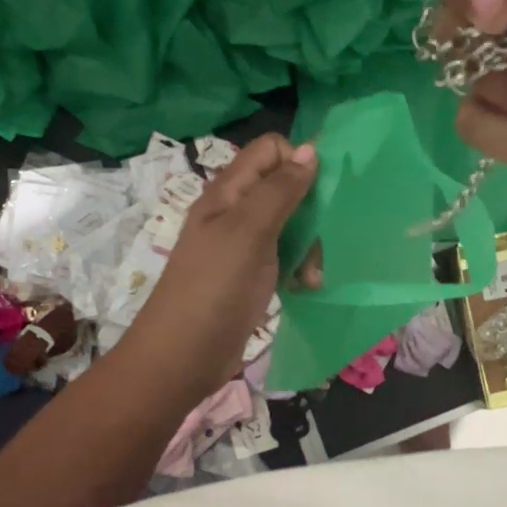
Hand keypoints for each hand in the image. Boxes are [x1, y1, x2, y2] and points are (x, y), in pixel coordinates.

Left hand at [124, 134, 316, 401]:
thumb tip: (311, 149)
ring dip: (310, 245)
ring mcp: (244, 246)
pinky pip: (287, 257)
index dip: (299, 160)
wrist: (182, 357)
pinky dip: (300, 268)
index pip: (270, 150)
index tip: (324, 190)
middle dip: (312, 209)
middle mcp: (236, 212)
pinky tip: (305, 287)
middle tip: (318, 239)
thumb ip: (279, 190)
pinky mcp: (253, 275)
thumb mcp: (248, 232)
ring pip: (293, 225)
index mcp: (229, 192)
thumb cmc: (214, 289)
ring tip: (311, 275)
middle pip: (286, 187)